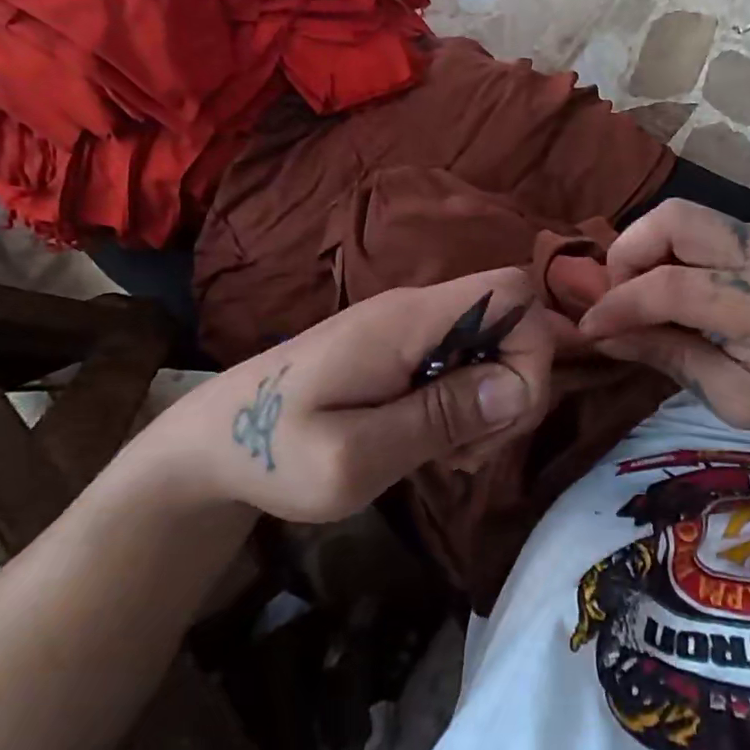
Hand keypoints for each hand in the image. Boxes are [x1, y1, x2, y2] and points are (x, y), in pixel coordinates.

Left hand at [135, 268, 568, 522]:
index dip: (532, 349)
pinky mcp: (398, 353)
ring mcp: (406, 330)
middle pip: (510, 321)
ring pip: (490, 348)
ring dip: (489, 407)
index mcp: (405, 320)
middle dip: (513, 391)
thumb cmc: (273, 451)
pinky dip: (465, 409)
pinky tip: (432, 447)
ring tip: (446, 458)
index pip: (512, 291)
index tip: (501, 418)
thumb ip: (436, 419)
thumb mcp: (353, 456)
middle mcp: (413, 311)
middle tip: (469, 452)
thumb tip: (519, 385)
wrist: (217, 440)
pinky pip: (461, 366)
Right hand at [578, 199, 749, 438]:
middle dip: (627, 255)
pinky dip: (661, 247)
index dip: (620, 305)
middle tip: (617, 298)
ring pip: (678, 213)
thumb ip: (669, 357)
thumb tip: (603, 336)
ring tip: (636, 292)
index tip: (591, 328)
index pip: (675, 287)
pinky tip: (659, 282)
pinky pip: (693, 223)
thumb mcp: (733, 399)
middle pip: (674, 220)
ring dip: (641, 248)